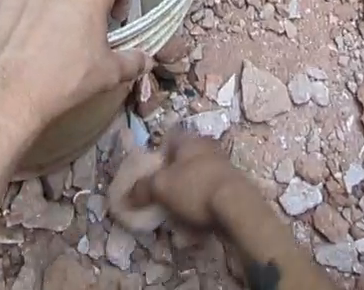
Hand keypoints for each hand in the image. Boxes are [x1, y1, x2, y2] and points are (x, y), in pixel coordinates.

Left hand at [0, 0, 150, 154]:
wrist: (6, 97)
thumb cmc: (65, 80)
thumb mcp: (109, 73)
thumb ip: (134, 60)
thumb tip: (146, 59)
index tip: (114, 22)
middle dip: (86, 2)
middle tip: (82, 33)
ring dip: (55, 2)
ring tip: (47, 35)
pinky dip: (26, 6)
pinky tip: (22, 34)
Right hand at [130, 131, 261, 231]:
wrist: (237, 206)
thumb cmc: (195, 187)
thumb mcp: (161, 187)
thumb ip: (142, 188)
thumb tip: (126, 195)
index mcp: (188, 139)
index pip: (168, 139)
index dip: (157, 157)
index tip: (151, 176)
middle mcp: (206, 146)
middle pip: (183, 161)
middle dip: (172, 179)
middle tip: (163, 198)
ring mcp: (222, 165)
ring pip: (197, 179)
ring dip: (187, 195)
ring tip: (178, 216)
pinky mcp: (234, 185)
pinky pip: (210, 194)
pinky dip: (202, 206)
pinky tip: (196, 224)